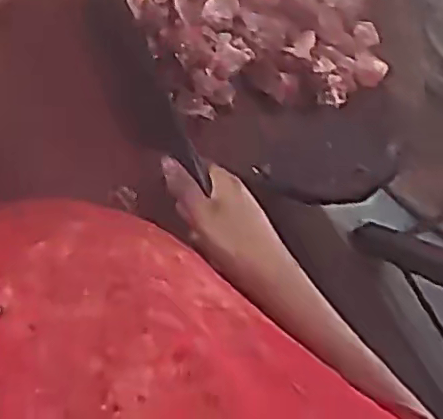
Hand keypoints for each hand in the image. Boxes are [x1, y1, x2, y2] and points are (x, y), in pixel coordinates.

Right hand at [163, 158, 281, 276]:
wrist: (276, 283)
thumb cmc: (235, 244)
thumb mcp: (199, 212)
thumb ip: (182, 185)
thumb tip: (167, 159)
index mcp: (225, 178)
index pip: (195, 164)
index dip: (181, 179)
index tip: (175, 197)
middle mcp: (237, 190)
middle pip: (201, 190)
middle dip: (191, 208)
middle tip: (193, 224)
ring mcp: (246, 212)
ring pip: (210, 213)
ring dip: (202, 227)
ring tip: (206, 244)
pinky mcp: (251, 233)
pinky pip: (223, 230)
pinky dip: (217, 241)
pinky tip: (219, 255)